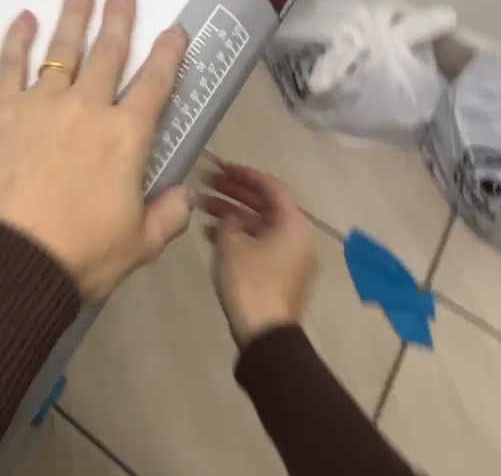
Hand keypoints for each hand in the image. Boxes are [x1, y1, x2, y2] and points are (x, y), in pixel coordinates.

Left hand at [0, 0, 192, 300]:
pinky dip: (17, 39)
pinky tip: (23, 18)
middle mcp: (88, 108)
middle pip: (107, 53)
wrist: (14, 253)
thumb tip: (185, 194)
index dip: (168, 54)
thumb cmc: (82, 252)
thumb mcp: (140, 243)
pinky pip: (11, 64)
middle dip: (118, 18)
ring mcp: (42, 102)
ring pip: (62, 48)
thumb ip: (167, 215)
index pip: (155, 85)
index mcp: (127, 137)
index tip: (174, 28)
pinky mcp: (3, 109)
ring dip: (72, 16)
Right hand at [203, 163, 320, 345]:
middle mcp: (298, 237)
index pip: (271, 187)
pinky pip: (260, 240)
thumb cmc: (250, 281)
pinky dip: (239, 232)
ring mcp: (291, 257)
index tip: (220, 167)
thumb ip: (229, 219)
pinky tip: (211, 231)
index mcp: (293, 226)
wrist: (266, 333)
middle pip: (266, 204)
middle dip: (235, 191)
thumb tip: (228, 215)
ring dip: (233, 211)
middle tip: (206, 181)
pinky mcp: (281, 272)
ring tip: (202, 205)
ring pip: (260, 223)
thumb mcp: (231, 242)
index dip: (245, 174)